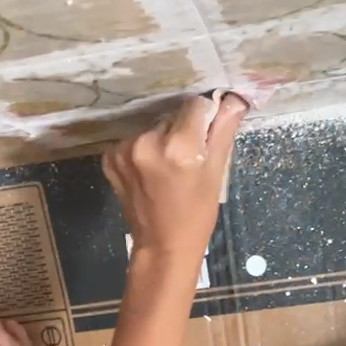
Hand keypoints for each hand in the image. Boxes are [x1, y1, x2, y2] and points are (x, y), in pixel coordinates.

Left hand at [104, 91, 248, 280]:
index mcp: (179, 146)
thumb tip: (235, 98)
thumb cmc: (196, 215)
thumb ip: (223, 131)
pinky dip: (142, 152)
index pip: (196, 104)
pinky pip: (133, 141)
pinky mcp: (110, 158)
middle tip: (186, 163)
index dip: (204, 118)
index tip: (205, 139)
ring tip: (166, 171)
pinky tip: (149, 174)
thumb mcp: (216, 174)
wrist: (162, 247)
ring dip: (161, 142)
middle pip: (172, 117)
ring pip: (152, 128)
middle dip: (181, 132)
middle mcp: (148, 141)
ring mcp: (125, 149)